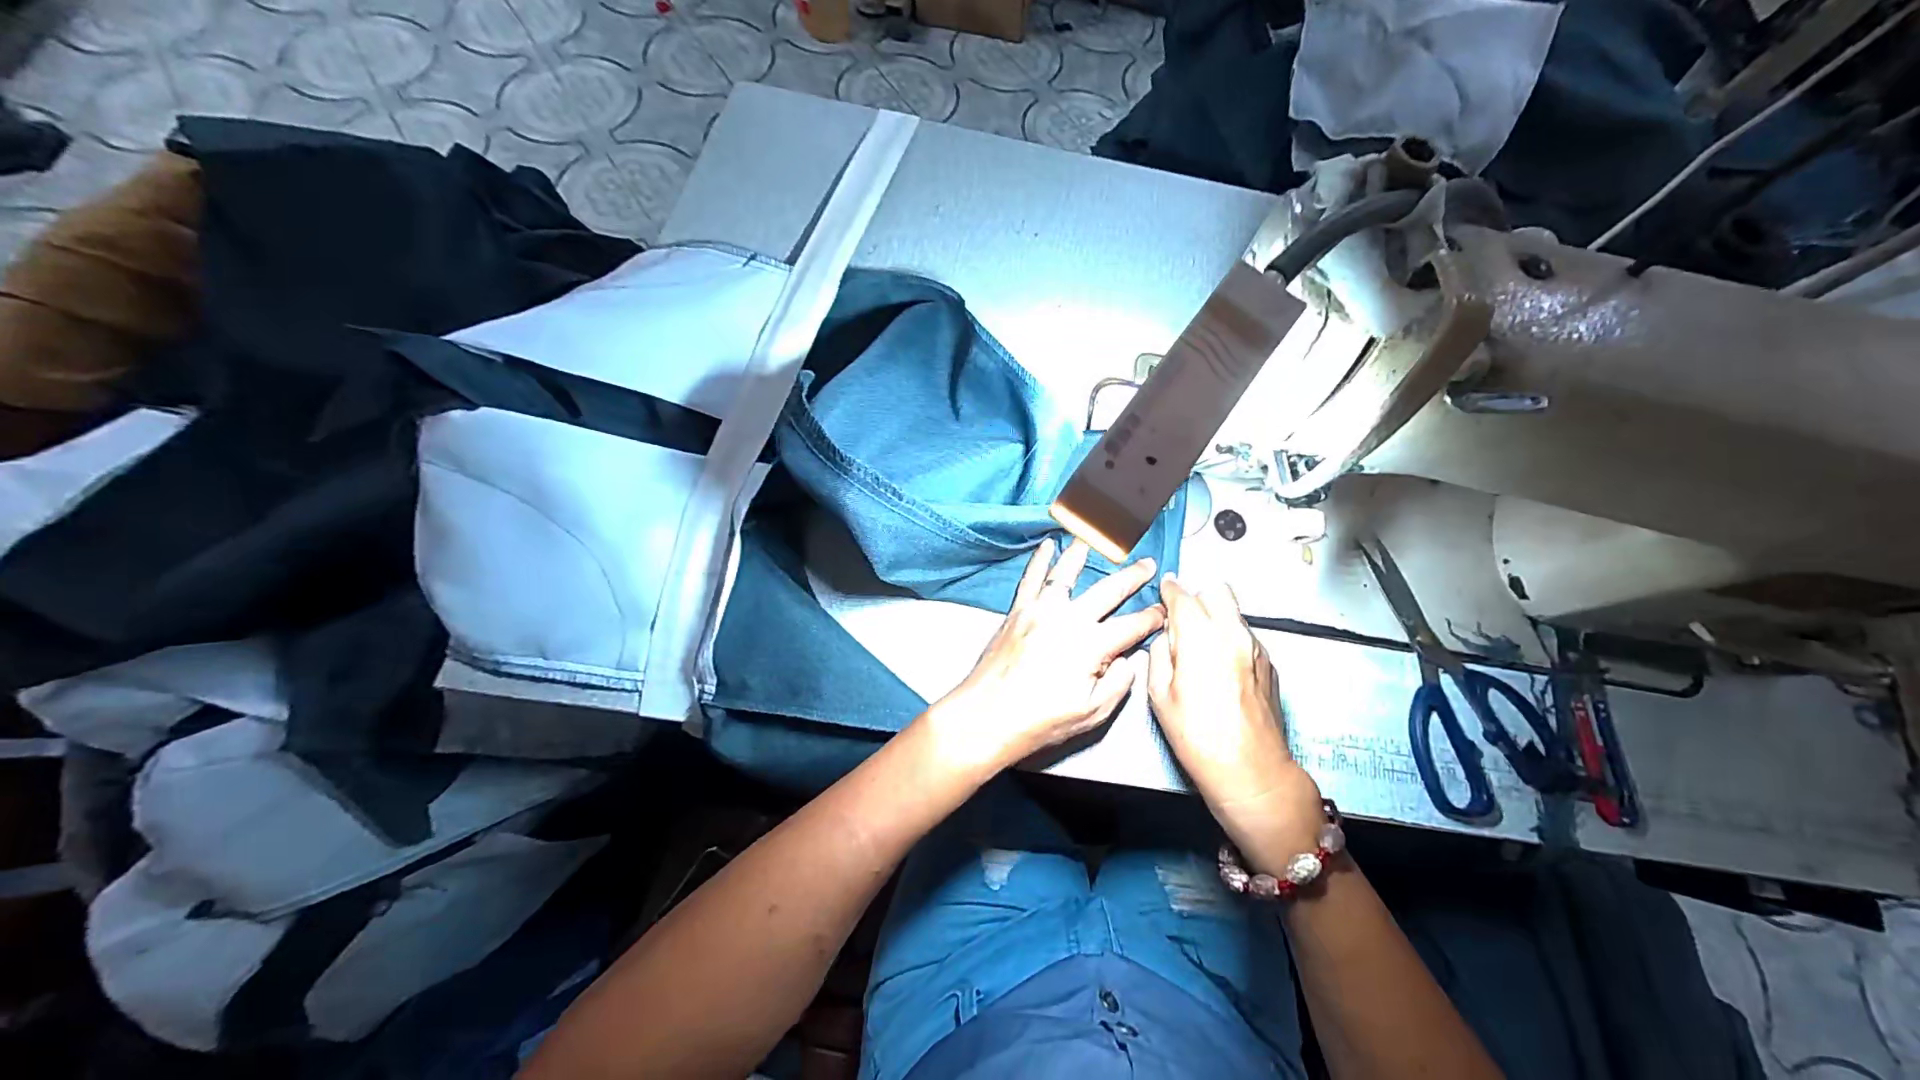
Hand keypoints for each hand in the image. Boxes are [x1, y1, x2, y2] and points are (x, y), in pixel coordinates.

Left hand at [922, 539, 1164, 774]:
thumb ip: (1117, 685)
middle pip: (1108, 591)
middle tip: (1146, 565)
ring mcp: (1040, 612)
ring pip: (1066, 574)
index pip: (1132, 626)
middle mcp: (1067, 620)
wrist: (986, 716)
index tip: (1164, 612)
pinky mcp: (1017, 613)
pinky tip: (1047, 546)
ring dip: (1083, 554)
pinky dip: (1040, 560)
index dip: (1153, 618)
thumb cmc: (1037, 721)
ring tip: (1095, 537)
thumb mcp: (1090, 714)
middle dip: (1132, 577)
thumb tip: (1130, 662)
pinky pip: (1031, 579)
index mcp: (1091, 646)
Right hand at [1147, 575, 1324, 860]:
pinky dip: (1229, 639)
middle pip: (1216, 591)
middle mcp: (1233, 634)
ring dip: (1214, 618)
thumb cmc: (1198, 738)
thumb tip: (1166, 637)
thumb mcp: (1159, 696)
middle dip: (1196, 598)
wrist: (1251, 770)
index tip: (1165, 589)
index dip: (1170, 590)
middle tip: (1182, 619)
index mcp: (1201, 639)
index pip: (1183, 596)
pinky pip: (1245, 635)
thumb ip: (1159, 655)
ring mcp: (1256, 648)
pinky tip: (1220, 667)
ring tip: (1200, 646)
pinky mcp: (1269, 664)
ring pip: (1233, 612)